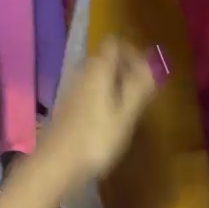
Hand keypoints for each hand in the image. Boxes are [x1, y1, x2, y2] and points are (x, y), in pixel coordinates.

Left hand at [40, 41, 157, 183]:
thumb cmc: (95, 139)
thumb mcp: (124, 116)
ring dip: (115, 84)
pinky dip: (103, 96)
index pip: (115, 43)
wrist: (55, 164)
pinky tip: (109, 121)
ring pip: (98, 75)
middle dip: (126, 69)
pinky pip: (90, 89)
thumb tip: (153, 64)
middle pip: (107, 58)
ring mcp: (73, 87)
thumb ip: (139, 88)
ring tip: (129, 108)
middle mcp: (83, 71)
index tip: (147, 71)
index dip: (133, 51)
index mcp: (98, 68)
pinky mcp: (67, 105)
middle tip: (142, 92)